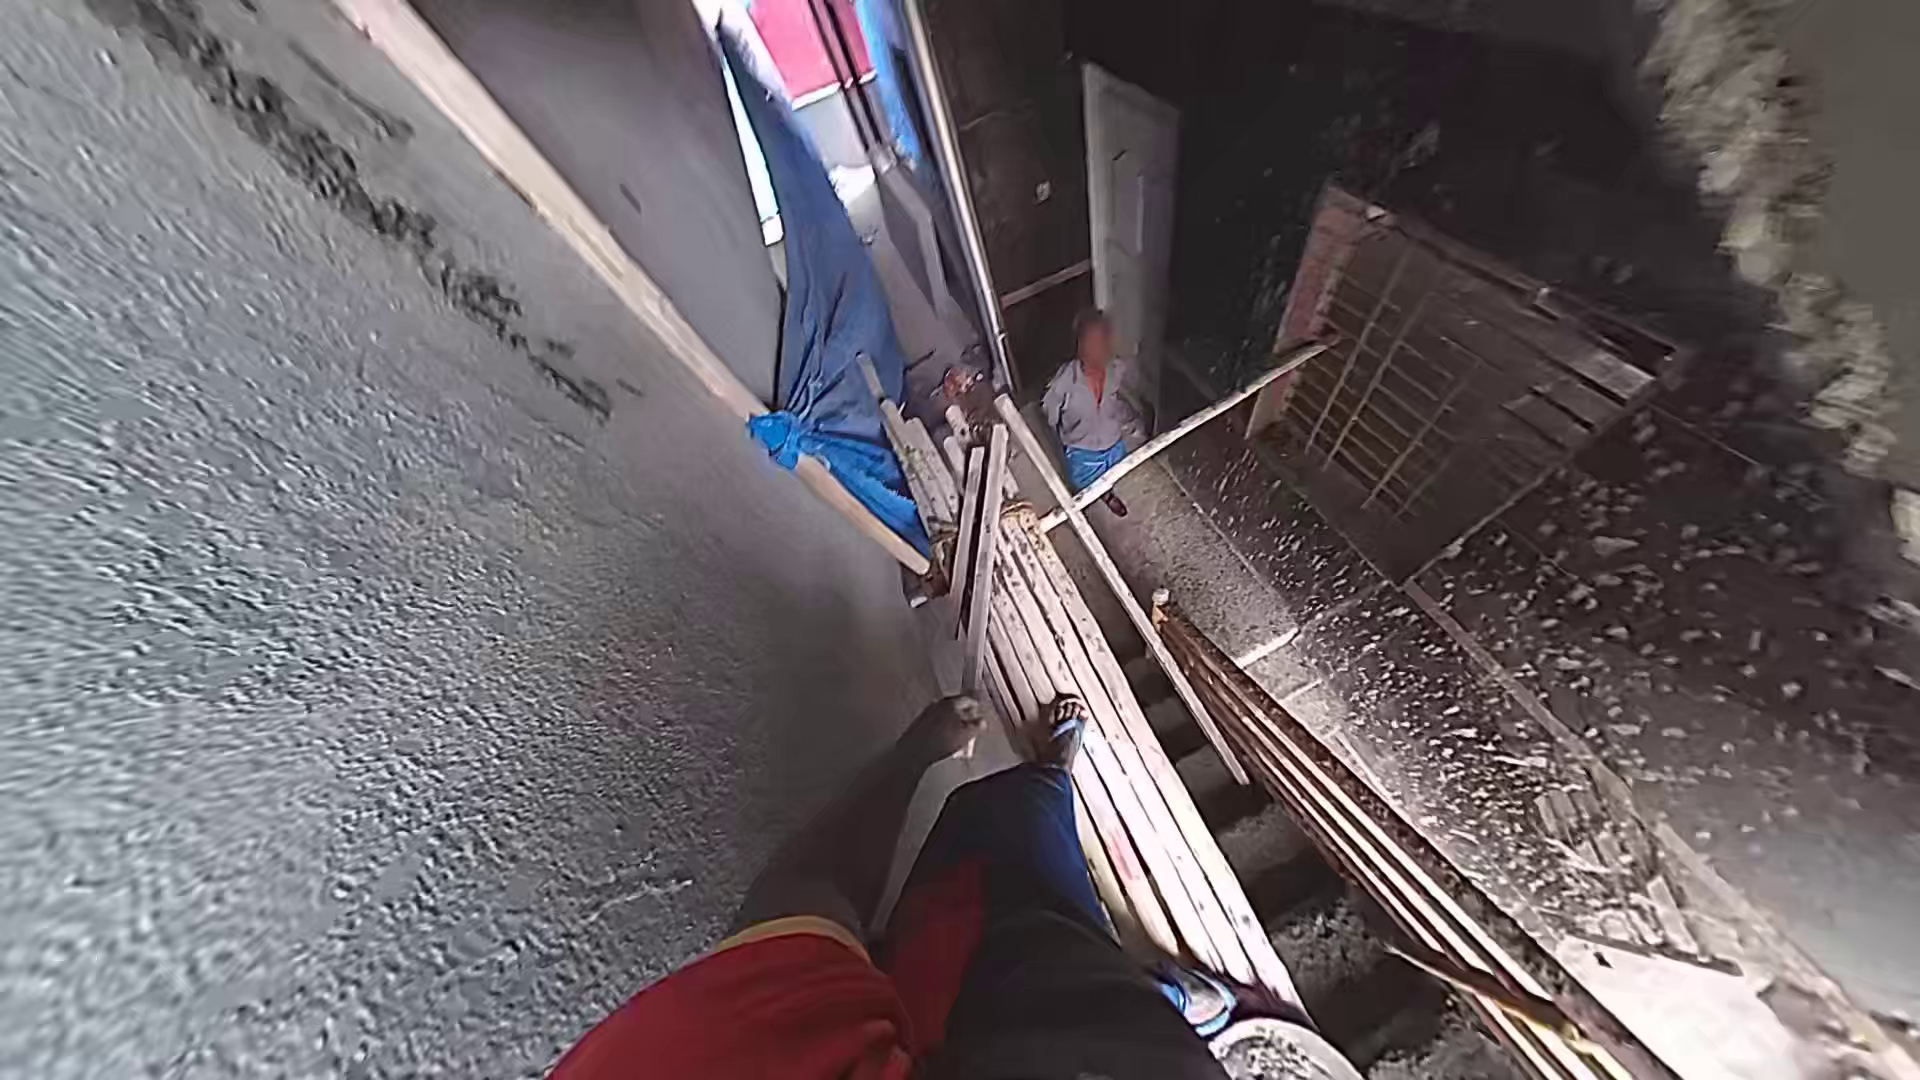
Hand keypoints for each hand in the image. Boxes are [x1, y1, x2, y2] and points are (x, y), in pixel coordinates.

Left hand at [899, 695, 988, 765]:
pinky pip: (936, 719)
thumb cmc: (942, 741)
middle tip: (971, 720)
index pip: (968, 698)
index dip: (976, 703)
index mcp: (952, 702)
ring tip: (959, 730)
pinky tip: (945, 735)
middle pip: (956, 703)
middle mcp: (939, 703)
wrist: (916, 750)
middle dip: (964, 711)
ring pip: (946, 711)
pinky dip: (943, 724)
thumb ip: (977, 726)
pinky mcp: (920, 721)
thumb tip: (983, 721)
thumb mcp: (966, 734)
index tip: (980, 708)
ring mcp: (928, 711)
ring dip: (953, 718)